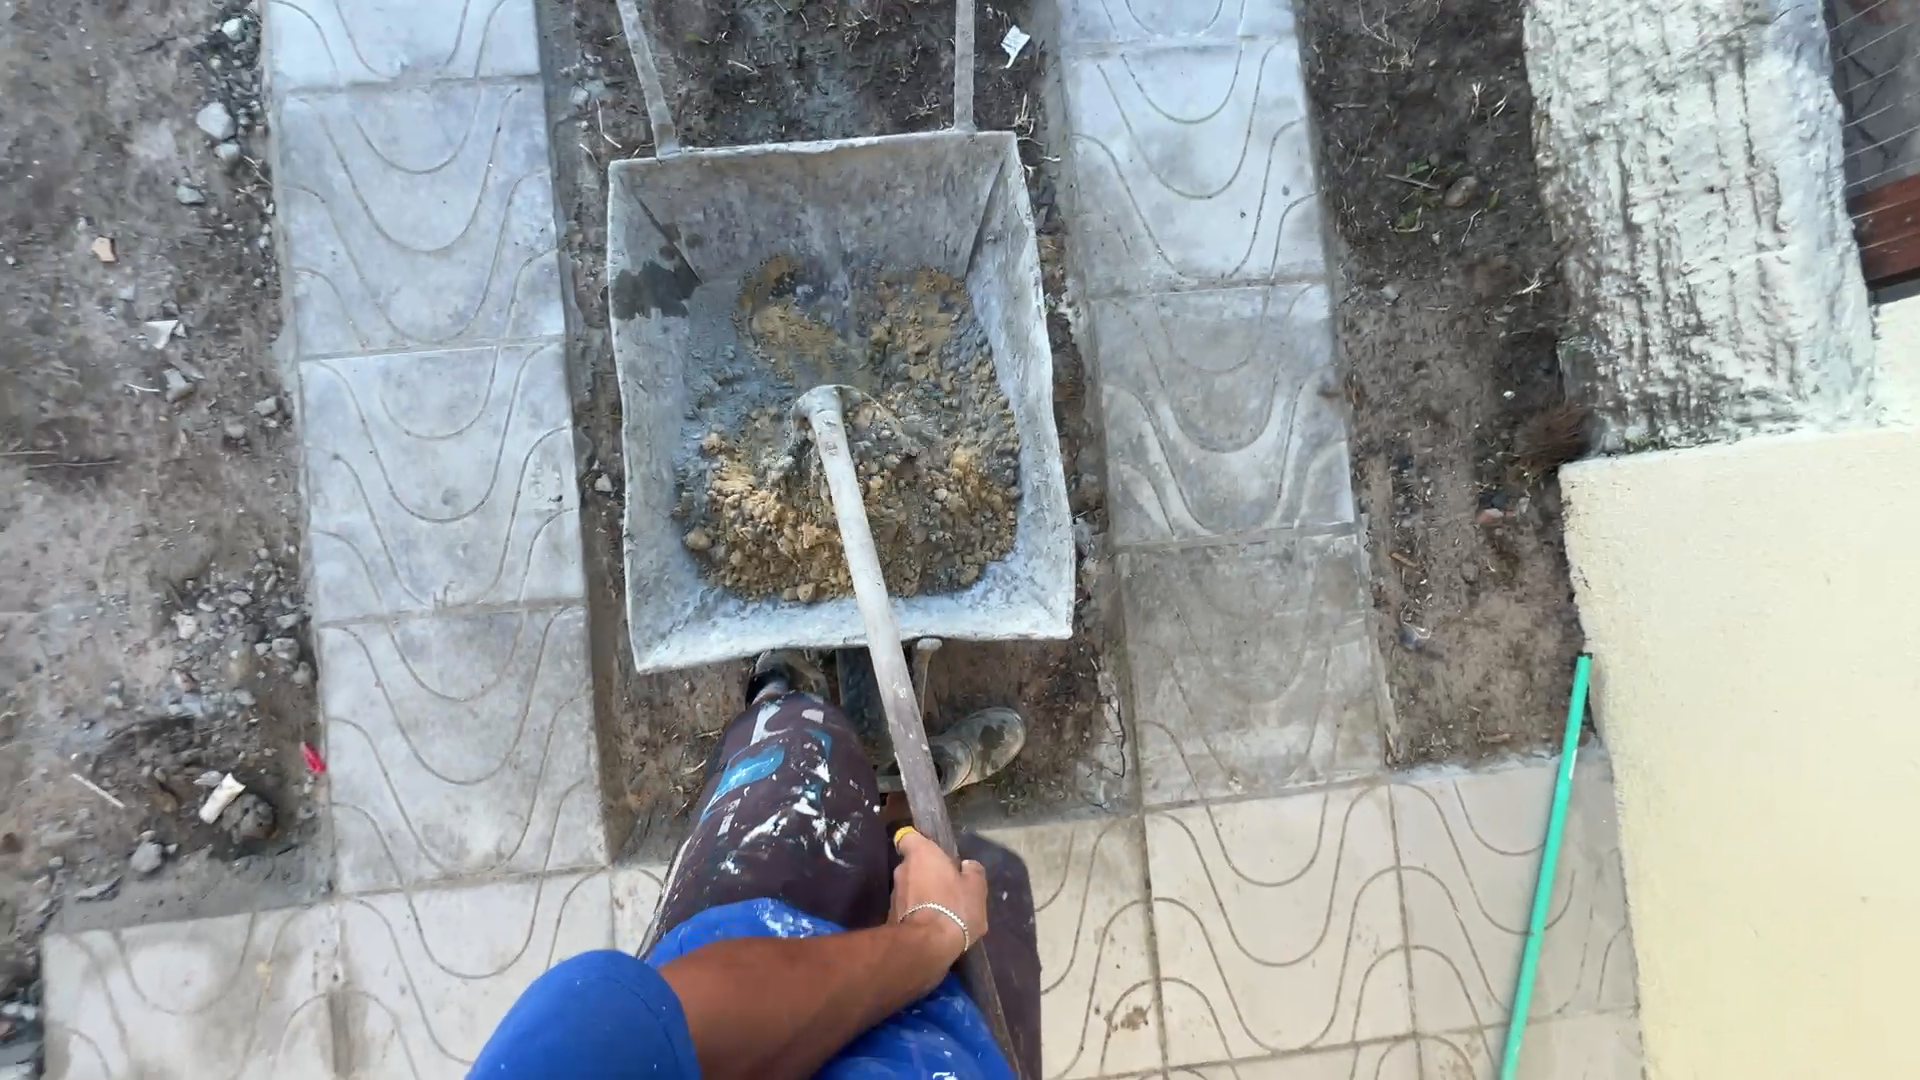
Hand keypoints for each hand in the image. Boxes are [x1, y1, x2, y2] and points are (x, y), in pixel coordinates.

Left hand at [889, 828, 988, 971]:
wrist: (925, 947)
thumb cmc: (954, 908)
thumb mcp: (976, 889)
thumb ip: (973, 872)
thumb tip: (967, 867)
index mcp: (921, 854)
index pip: (908, 838)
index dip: (919, 844)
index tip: (932, 854)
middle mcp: (902, 870)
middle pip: (912, 866)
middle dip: (926, 874)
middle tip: (946, 888)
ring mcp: (893, 896)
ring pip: (909, 889)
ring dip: (921, 897)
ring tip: (942, 913)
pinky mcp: (890, 920)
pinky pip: (906, 911)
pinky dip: (917, 916)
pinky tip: (932, 929)